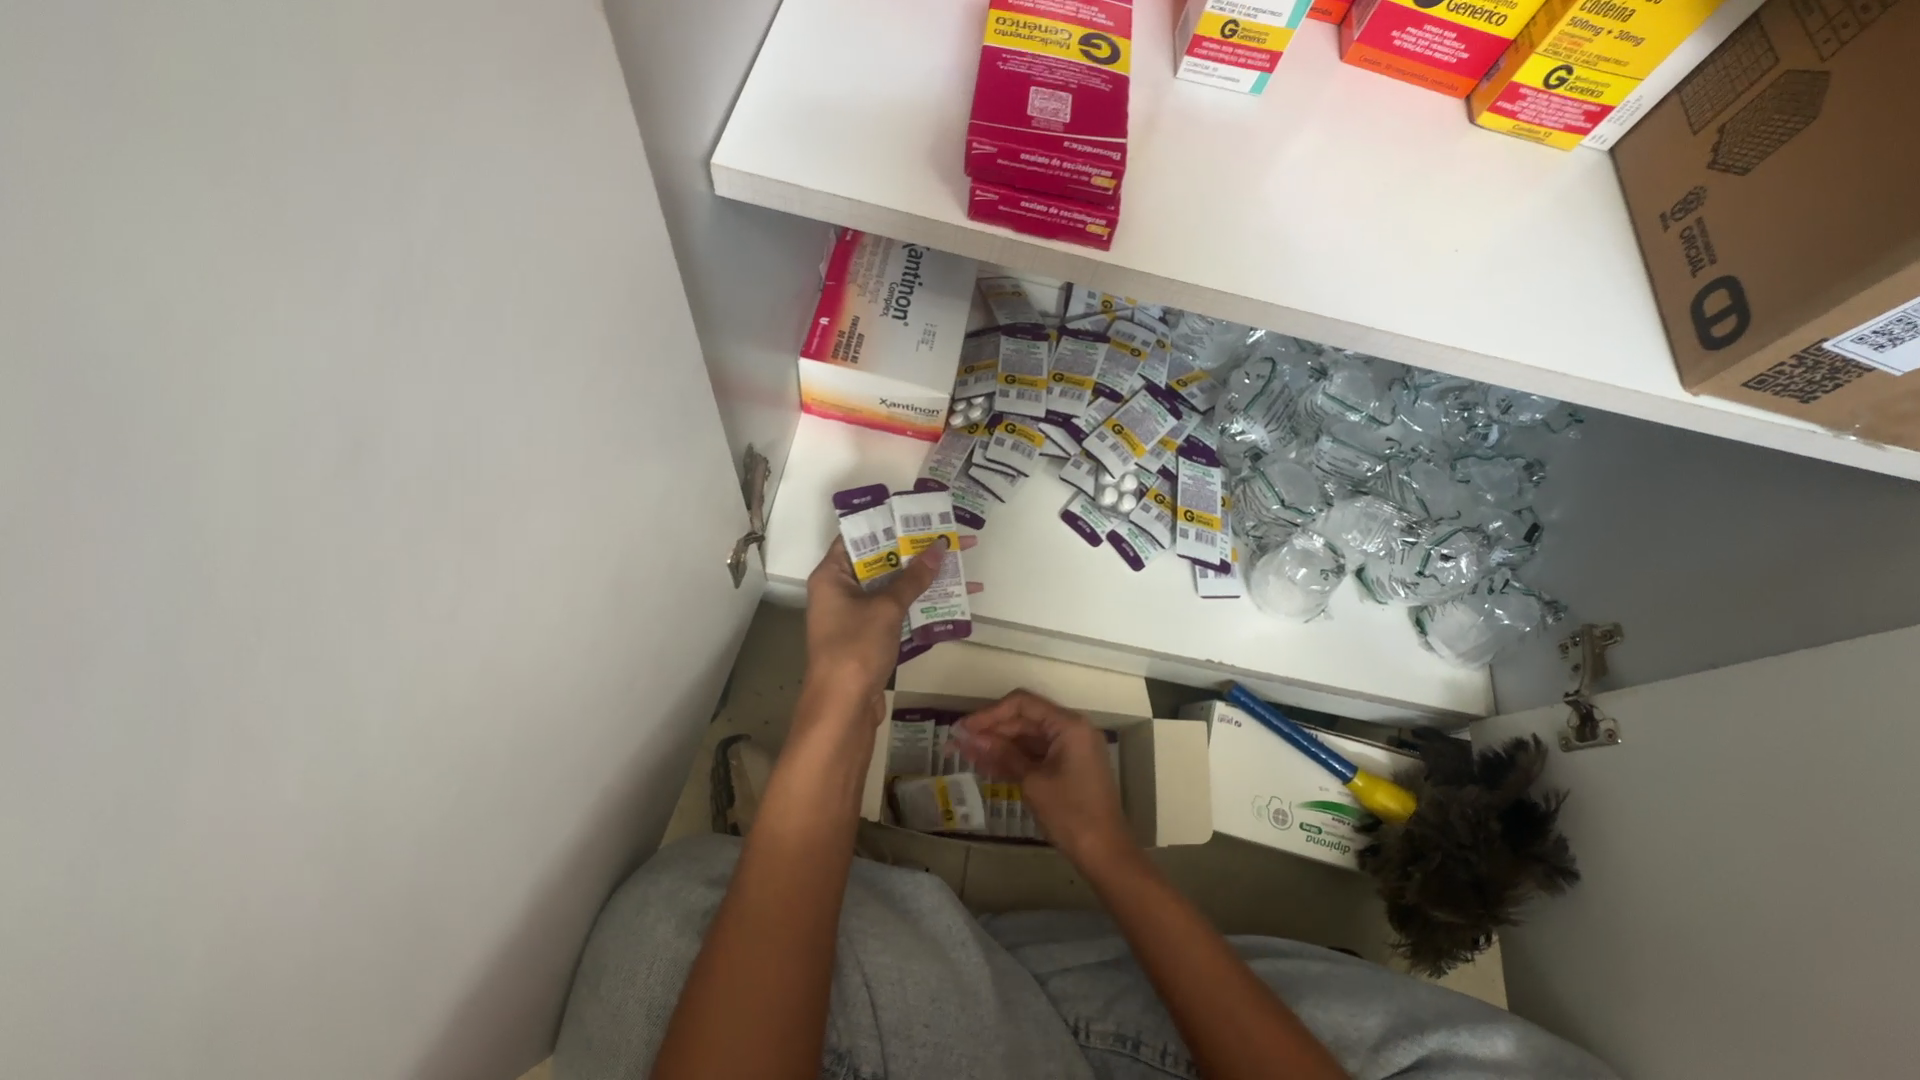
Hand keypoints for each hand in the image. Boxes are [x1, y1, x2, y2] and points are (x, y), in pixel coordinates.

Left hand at [802, 533, 980, 705]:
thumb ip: (913, 578)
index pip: (858, 537)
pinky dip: (921, 605)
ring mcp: (855, 615)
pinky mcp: (871, 637)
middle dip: (917, 552)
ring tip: (961, 564)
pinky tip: (954, 600)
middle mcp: (840, 591)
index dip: (889, 524)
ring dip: (924, 579)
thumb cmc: (856, 648)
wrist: (843, 707)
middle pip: (881, 562)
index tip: (919, 514)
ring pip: (894, 588)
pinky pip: (898, 612)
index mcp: (832, 575)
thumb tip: (937, 548)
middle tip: (951, 537)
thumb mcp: (886, 608)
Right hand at [955, 690, 1133, 864]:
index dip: (989, 714)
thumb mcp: (1032, 781)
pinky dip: (1013, 759)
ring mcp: (1071, 749)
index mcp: (1068, 725)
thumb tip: (970, 738)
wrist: (1105, 852)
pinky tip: (986, 765)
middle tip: (958, 743)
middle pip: (1024, 720)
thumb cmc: (1070, 813)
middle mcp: (1072, 730)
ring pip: (1027, 738)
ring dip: (998, 746)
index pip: (1022, 704)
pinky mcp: (1068, 767)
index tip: (963, 729)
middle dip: (991, 731)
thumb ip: (1002, 754)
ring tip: (965, 754)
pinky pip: (1036, 755)